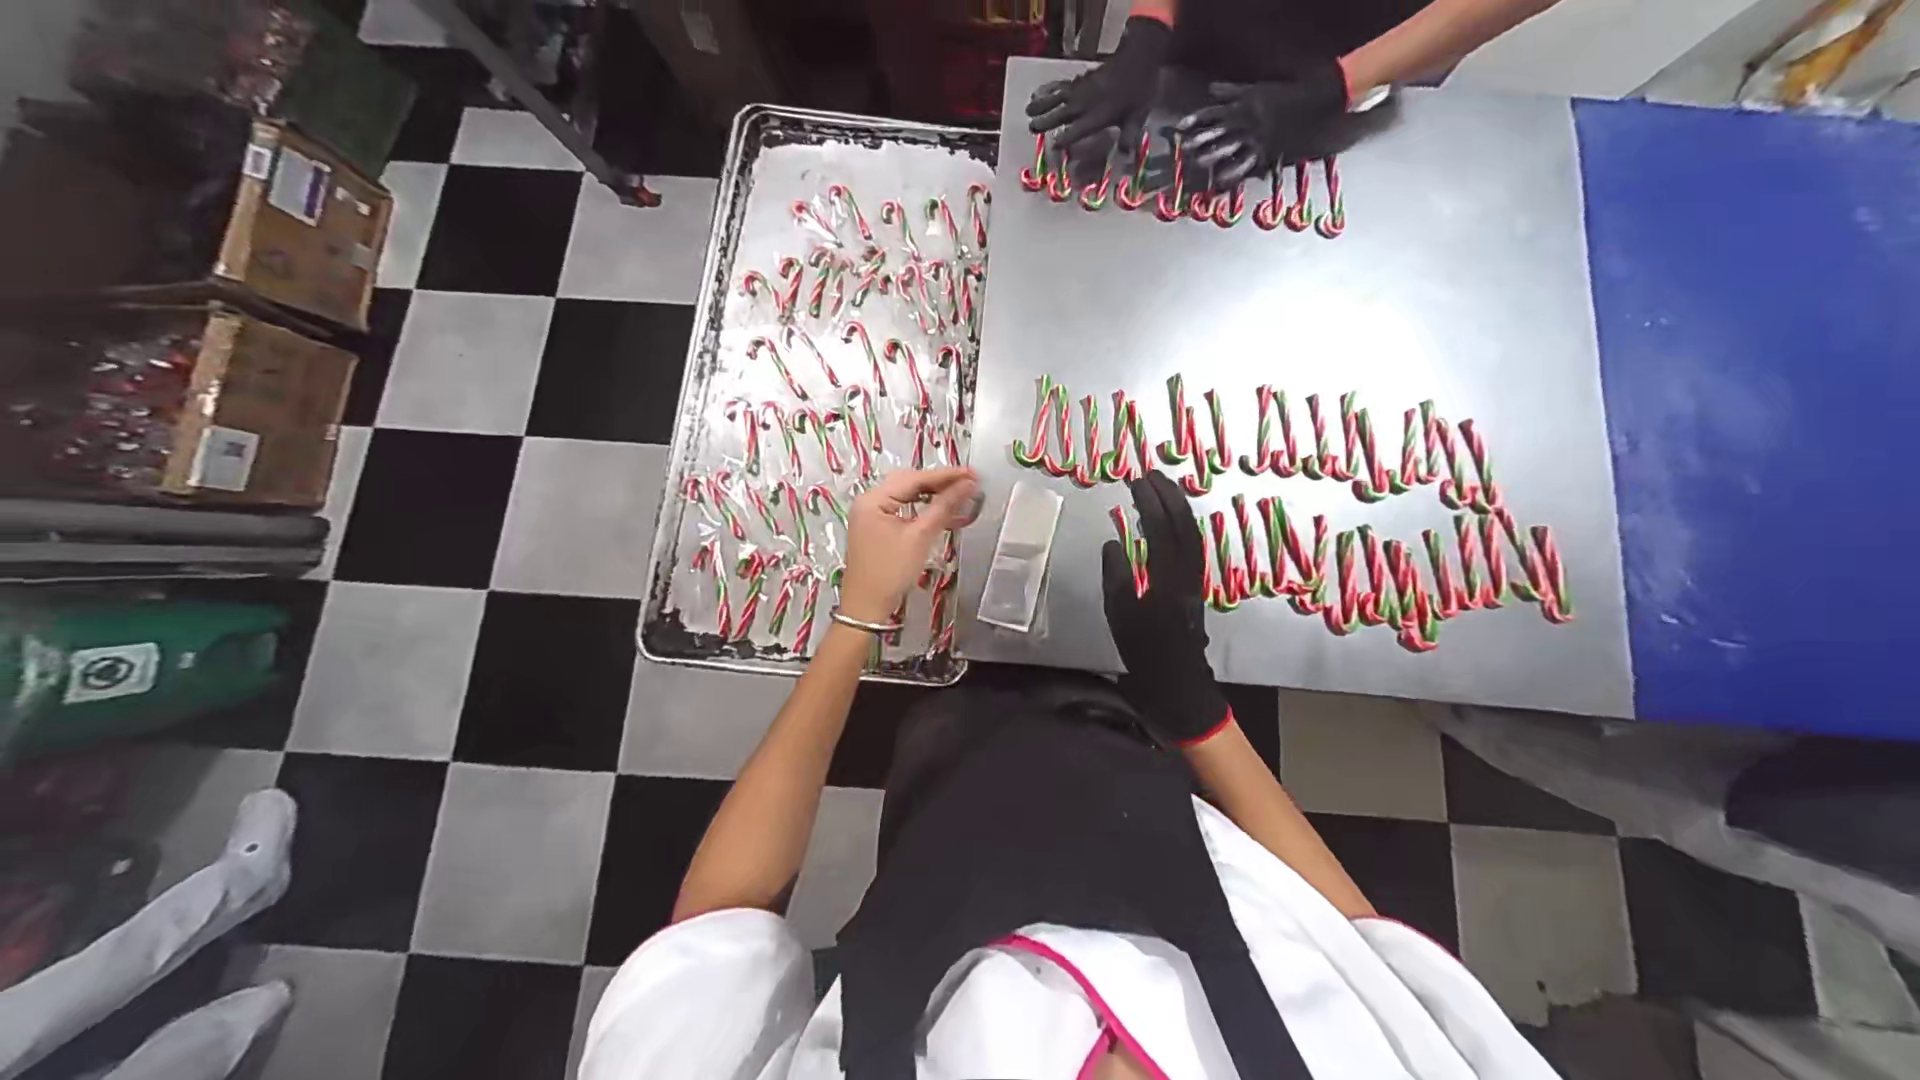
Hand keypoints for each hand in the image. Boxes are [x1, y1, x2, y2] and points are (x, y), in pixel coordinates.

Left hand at [838, 467, 979, 624]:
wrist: (867, 606)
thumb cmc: (891, 571)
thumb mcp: (920, 537)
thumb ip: (944, 507)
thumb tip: (968, 484)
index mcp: (874, 499)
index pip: (914, 478)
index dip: (945, 475)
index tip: (973, 473)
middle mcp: (869, 501)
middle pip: (909, 483)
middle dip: (940, 482)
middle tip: (969, 482)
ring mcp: (871, 514)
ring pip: (907, 495)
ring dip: (933, 494)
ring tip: (960, 493)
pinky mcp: (877, 527)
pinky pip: (903, 509)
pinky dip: (922, 508)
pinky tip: (941, 509)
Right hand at [1026, 16, 1171, 160]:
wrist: (1138, 57)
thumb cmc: (1139, 90)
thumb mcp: (1137, 117)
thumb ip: (1128, 138)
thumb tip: (1125, 158)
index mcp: (1098, 116)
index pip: (1077, 131)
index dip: (1065, 139)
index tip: (1053, 146)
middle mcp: (1086, 103)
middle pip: (1061, 114)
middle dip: (1046, 121)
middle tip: (1031, 128)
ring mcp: (1082, 89)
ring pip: (1057, 98)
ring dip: (1042, 103)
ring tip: (1028, 110)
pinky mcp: (1081, 79)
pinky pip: (1061, 85)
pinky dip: (1049, 89)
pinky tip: (1039, 92)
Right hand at [1101, 471, 1230, 745]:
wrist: (1177, 683)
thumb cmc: (1144, 653)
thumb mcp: (1120, 616)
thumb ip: (1116, 577)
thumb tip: (1114, 544)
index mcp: (1167, 578)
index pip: (1161, 528)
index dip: (1149, 501)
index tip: (1135, 480)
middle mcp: (1187, 572)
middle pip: (1183, 523)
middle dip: (1168, 494)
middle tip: (1151, 473)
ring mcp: (1195, 578)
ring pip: (1192, 532)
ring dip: (1178, 506)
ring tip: (1161, 488)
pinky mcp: (1195, 585)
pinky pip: (1192, 544)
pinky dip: (1181, 525)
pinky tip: (1170, 521)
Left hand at [1174, 59, 1347, 189]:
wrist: (1316, 103)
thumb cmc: (1285, 95)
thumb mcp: (1256, 89)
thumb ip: (1231, 92)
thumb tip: (1210, 89)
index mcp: (1242, 106)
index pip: (1213, 113)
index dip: (1195, 120)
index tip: (1179, 127)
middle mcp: (1245, 123)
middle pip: (1217, 133)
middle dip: (1199, 142)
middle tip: (1184, 151)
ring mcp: (1255, 138)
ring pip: (1229, 149)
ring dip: (1213, 158)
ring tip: (1198, 165)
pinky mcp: (1265, 152)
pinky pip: (1246, 166)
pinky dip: (1232, 175)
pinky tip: (1220, 184)